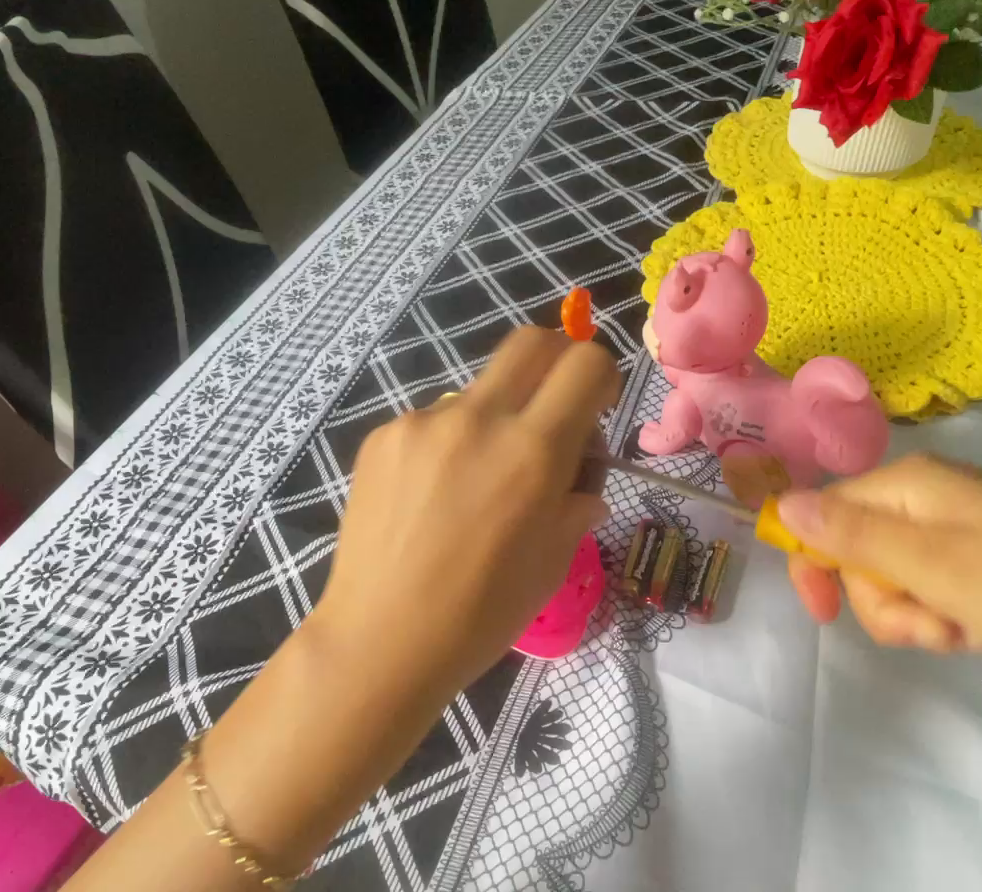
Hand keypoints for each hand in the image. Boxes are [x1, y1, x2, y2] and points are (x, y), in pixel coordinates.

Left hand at [312, 326, 618, 700]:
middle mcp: (478, 418)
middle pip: (530, 341)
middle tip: (551, 410)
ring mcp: (423, 422)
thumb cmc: (482, 613)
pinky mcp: (383, 436)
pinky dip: (448, 443)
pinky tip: (431, 498)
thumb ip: (576, 502)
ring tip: (475, 483)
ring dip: (495, 416)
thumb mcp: (553, 561)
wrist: (381, 639)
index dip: (600, 376)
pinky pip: (432, 421)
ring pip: (478, 390)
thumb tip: (581, 481)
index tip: (593, 410)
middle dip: (554, 361)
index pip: (585, 363)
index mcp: (532, 450)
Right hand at [778, 453, 981, 687]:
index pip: (823, 513)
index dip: (813, 561)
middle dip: (882, 599)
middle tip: (931, 627)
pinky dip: (947, 617)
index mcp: (907, 485)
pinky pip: (935, 588)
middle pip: (858, 550)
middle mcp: (926, 498)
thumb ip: (852, 536)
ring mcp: (960, 529)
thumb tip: (780, 502)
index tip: (823, 615)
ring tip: (965, 634)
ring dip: (916, 616)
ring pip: (895, 577)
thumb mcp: (937, 568)